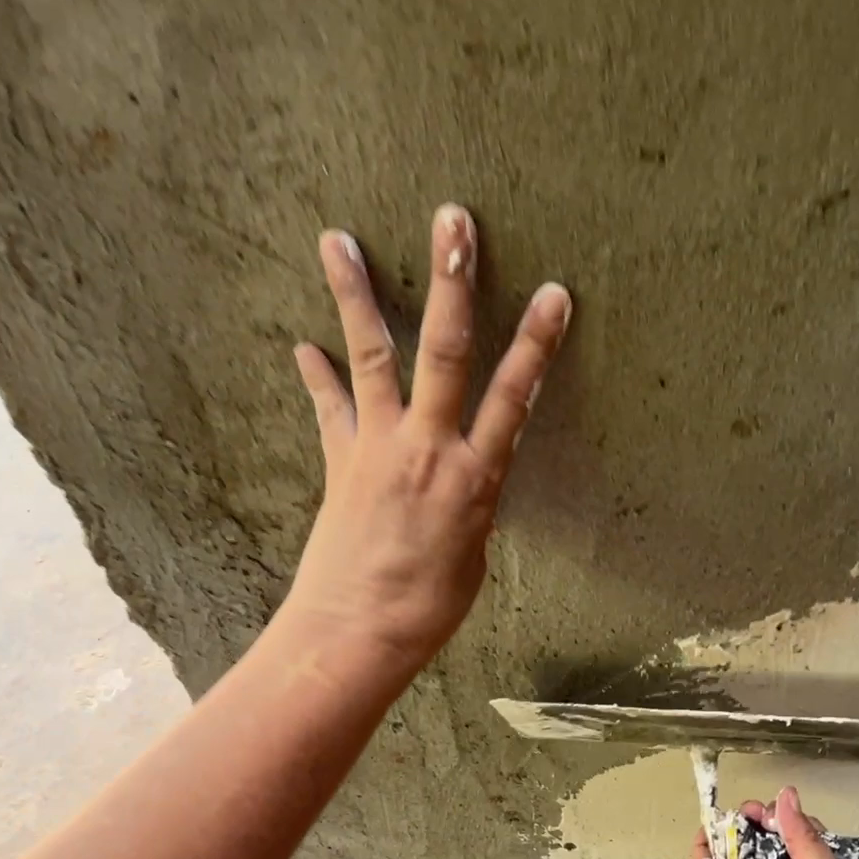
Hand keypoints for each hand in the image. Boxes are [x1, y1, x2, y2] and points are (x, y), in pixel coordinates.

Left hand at [281, 204, 571, 662]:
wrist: (355, 637)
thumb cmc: (429, 608)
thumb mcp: (475, 552)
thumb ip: (474, 498)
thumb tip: (469, 476)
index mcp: (475, 477)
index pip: (515, 397)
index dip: (537, 344)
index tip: (555, 293)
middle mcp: (427, 449)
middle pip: (445, 351)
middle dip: (453, 282)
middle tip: (452, 221)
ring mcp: (378, 448)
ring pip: (371, 357)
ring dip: (357, 296)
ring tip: (338, 239)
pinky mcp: (342, 462)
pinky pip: (330, 409)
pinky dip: (318, 375)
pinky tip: (303, 343)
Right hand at [689, 787, 843, 858]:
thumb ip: (809, 837)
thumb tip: (788, 794)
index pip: (799, 840)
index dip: (797, 821)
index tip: (791, 815)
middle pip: (767, 833)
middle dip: (768, 815)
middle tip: (766, 814)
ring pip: (738, 834)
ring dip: (742, 817)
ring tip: (747, 814)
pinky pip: (704, 845)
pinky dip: (708, 828)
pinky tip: (719, 819)